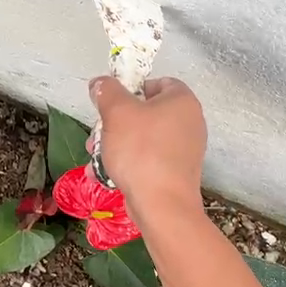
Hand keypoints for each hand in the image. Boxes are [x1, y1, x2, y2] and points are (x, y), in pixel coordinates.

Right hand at [89, 76, 206, 223]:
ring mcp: (185, 149)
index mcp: (182, 101)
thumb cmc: (140, 151)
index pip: (157, 82)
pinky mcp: (177, 171)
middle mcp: (190, 122)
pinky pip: (148, 159)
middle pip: (145, 112)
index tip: (110, 103)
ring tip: (96, 159)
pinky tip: (107, 175)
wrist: (161, 204)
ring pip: (142, 137)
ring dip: (115, 145)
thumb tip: (100, 83)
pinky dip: (128, 163)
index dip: (132, 88)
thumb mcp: (116, 112)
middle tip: (96, 136)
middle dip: (115, 123)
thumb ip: (106, 91)